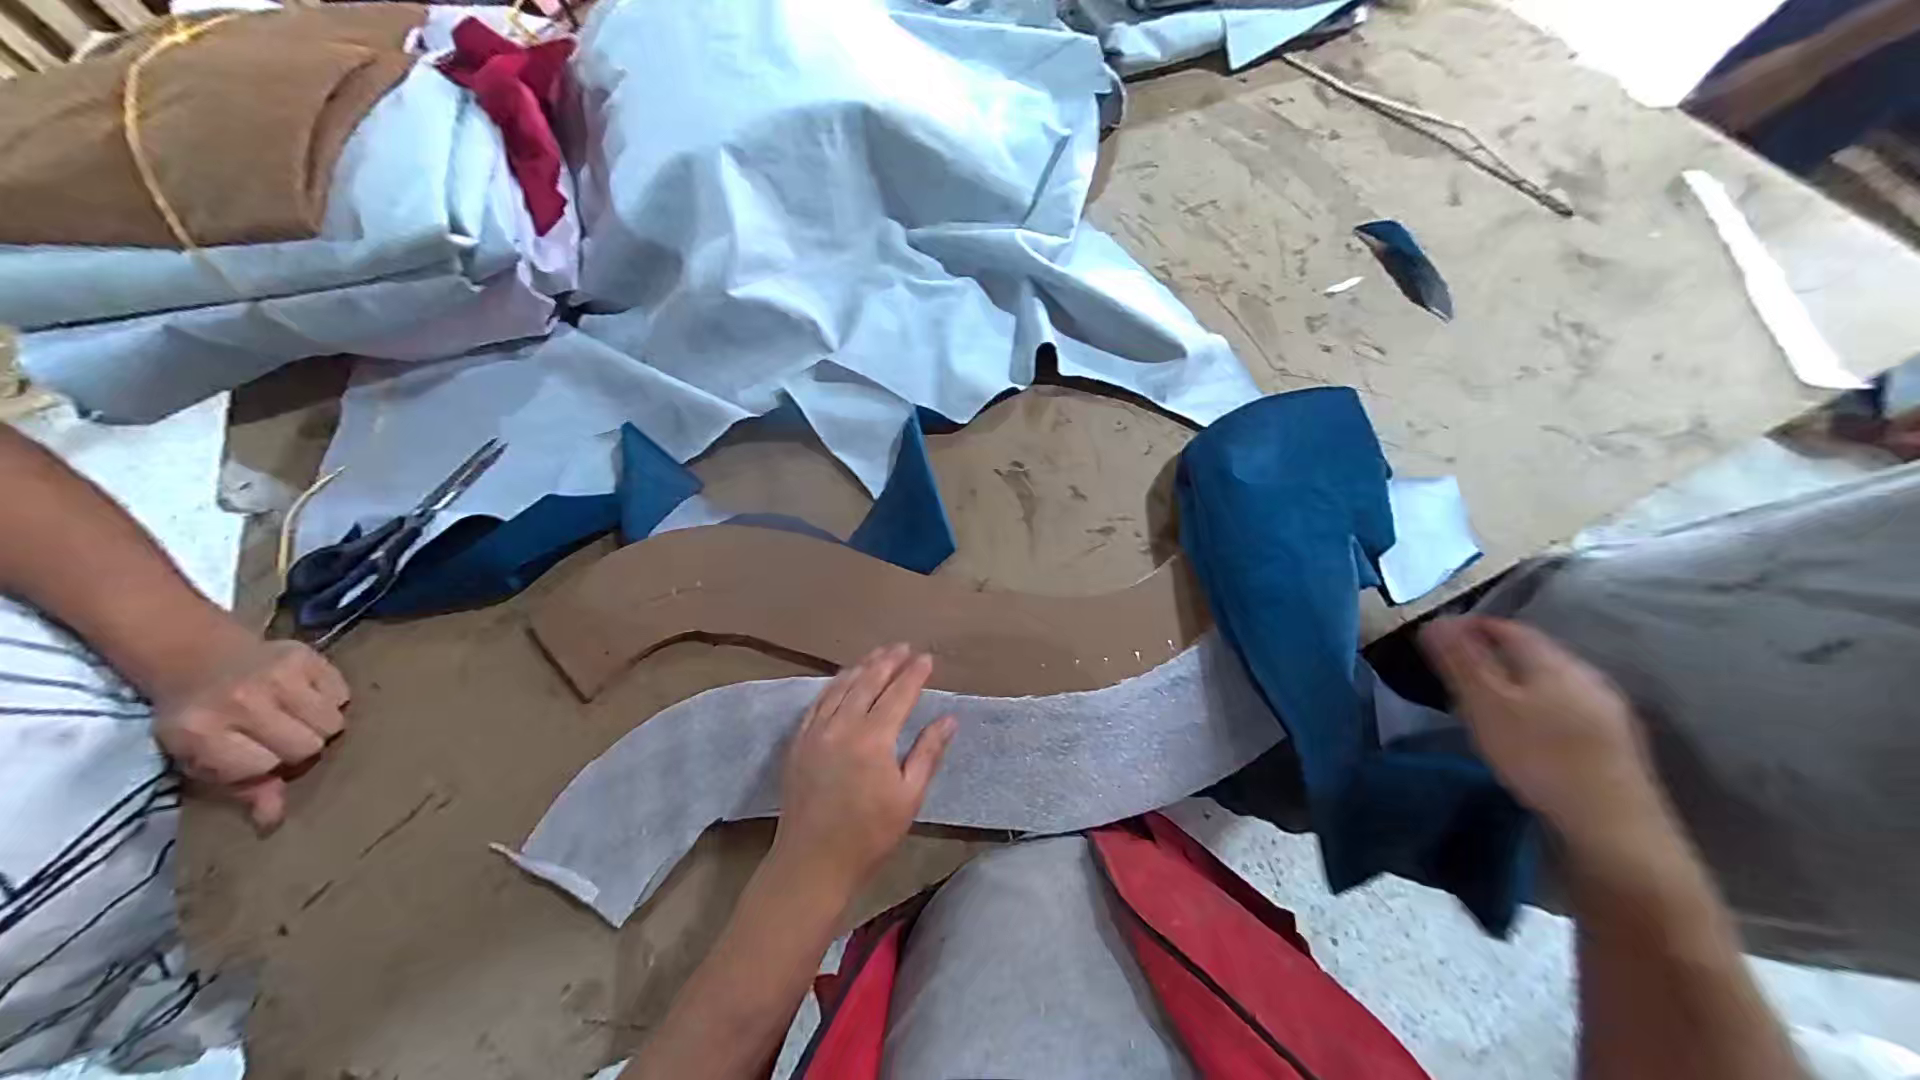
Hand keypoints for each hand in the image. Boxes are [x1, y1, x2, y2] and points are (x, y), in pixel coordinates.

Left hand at [151, 634, 349, 829]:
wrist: (200, 659)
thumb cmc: (201, 718)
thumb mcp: (202, 758)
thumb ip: (242, 787)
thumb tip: (273, 820)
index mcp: (203, 732)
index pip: (265, 766)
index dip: (265, 764)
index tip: (254, 754)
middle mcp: (241, 701)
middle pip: (307, 744)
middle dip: (301, 745)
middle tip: (284, 736)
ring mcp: (276, 675)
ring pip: (333, 721)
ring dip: (321, 724)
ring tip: (300, 717)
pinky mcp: (306, 656)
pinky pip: (342, 693)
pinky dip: (331, 698)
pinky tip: (308, 694)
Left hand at [770, 644, 956, 902]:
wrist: (812, 861)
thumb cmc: (869, 834)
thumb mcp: (909, 796)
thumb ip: (927, 752)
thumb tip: (948, 719)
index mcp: (873, 739)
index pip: (898, 694)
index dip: (914, 674)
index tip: (927, 658)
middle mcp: (842, 726)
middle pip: (868, 682)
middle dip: (887, 661)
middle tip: (903, 647)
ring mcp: (816, 732)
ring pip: (840, 687)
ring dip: (861, 667)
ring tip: (877, 654)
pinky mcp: (799, 742)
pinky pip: (818, 703)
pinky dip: (834, 685)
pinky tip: (842, 680)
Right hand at [1419, 616, 1660, 841]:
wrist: (1611, 825)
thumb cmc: (1537, 755)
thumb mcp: (1484, 704)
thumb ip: (1460, 662)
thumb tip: (1435, 622)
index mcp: (1554, 662)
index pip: (1506, 627)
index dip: (1469, 626)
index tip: (1437, 638)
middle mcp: (1585, 675)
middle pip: (1531, 652)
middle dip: (1491, 653)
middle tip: (1455, 669)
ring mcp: (1605, 708)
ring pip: (1548, 680)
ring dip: (1513, 680)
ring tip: (1482, 699)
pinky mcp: (1612, 739)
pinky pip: (1563, 704)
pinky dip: (1534, 704)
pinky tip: (1523, 728)